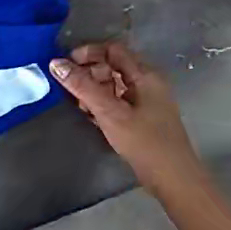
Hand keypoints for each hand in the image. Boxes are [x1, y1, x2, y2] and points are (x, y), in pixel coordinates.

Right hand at [50, 42, 199, 179]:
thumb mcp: (110, 113)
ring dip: (95, 90)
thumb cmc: (144, 142)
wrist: (174, 179)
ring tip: (77, 104)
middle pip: (114, 66)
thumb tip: (56, 63)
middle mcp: (148, 83)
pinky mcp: (144, 118)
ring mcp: (147, 101)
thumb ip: (83, 87)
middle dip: (90, 73)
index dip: (89, 53)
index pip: (114, 50)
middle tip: (69, 88)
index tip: (66, 65)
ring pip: (116, 85)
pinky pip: (119, 101)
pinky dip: (104, 104)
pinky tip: (91, 116)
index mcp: (145, 75)